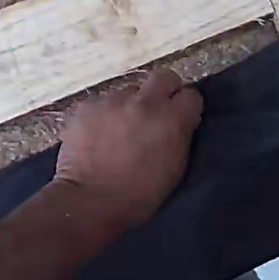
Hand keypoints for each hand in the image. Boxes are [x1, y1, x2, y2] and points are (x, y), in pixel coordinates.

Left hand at [51, 70, 202, 230]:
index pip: (191, 95)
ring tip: (120, 129)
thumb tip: (180, 121)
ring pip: (129, 91)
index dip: (186, 107)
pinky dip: (103, 115)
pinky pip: (102, 102)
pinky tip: (97, 135)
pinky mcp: (87, 106)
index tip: (181, 118)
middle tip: (155, 112)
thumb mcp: (175, 167)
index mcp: (173, 118)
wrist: (88, 202)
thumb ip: (180, 136)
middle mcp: (146, 102)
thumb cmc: (140, 195)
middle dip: (163, 91)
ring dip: (130, 105)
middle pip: (164, 77)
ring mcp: (113, 100)